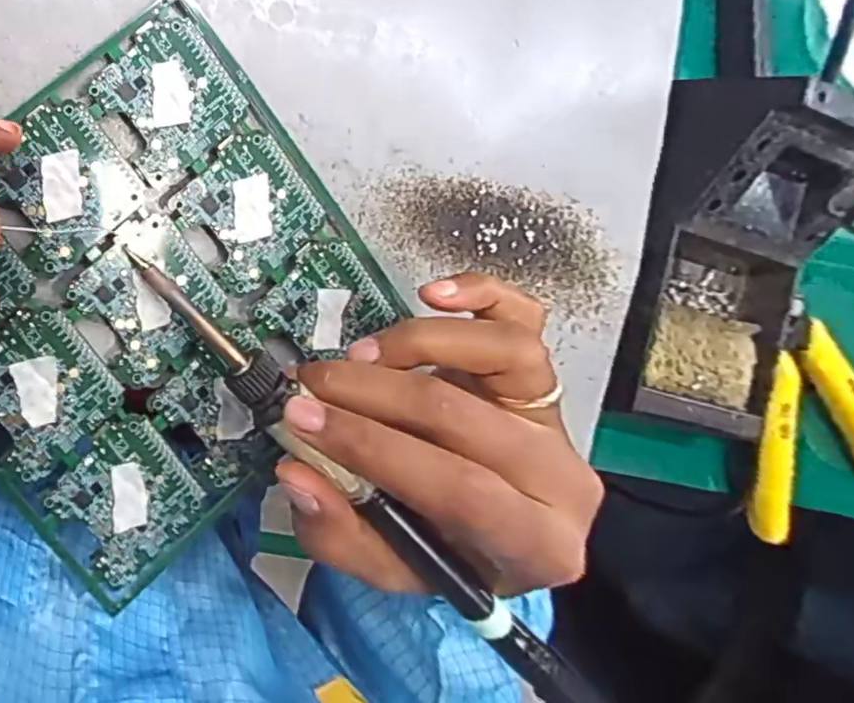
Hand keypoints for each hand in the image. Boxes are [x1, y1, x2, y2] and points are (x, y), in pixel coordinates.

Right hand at [273, 274, 603, 595]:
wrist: (480, 525)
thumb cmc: (432, 544)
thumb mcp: (381, 562)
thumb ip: (336, 531)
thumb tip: (294, 472)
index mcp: (532, 542)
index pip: (460, 488)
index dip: (372, 446)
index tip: (300, 417)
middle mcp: (559, 479)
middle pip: (460, 415)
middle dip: (367, 392)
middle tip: (308, 384)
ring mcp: (553, 420)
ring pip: (502, 354)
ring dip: (415, 345)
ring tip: (357, 354)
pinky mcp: (537, 375)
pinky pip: (524, 317)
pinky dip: (480, 295)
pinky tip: (429, 293)